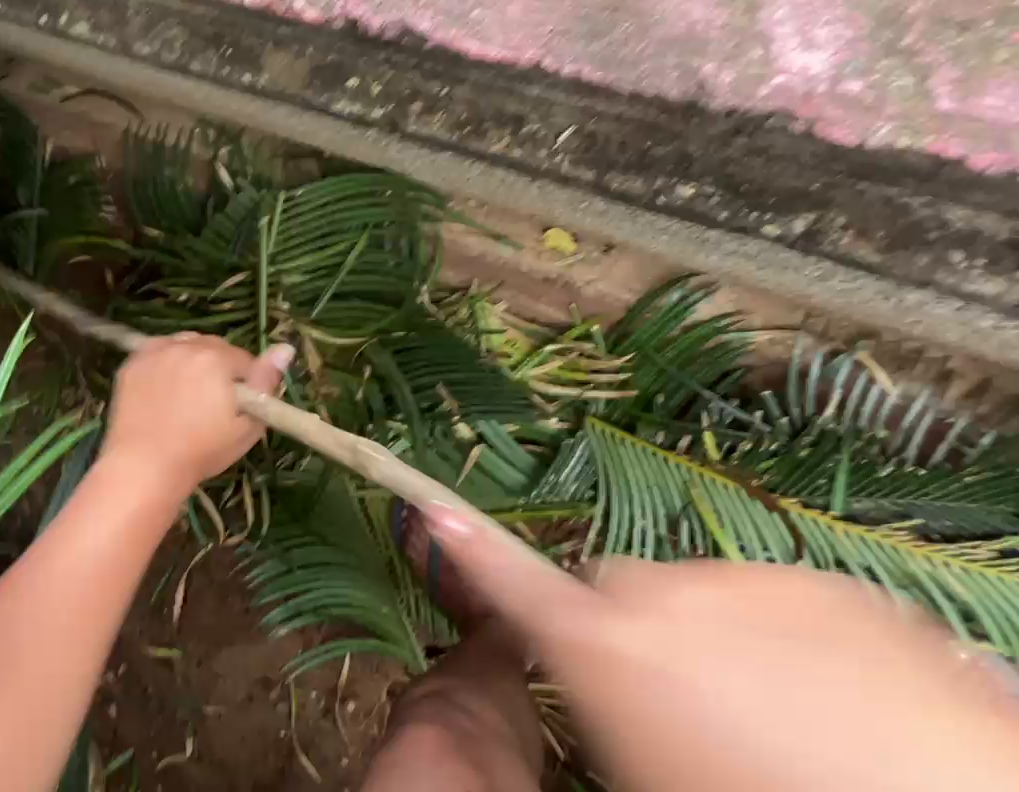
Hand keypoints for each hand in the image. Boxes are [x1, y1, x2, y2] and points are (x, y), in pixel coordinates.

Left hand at [99, 333, 292, 496]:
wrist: (145, 464)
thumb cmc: (202, 450)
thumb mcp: (247, 425)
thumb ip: (266, 384)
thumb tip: (285, 348)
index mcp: (217, 358)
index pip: (244, 360)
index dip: (246, 384)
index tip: (237, 407)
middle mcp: (185, 346)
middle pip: (213, 347)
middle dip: (219, 368)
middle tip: (212, 402)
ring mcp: (155, 352)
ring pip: (184, 345)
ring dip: (192, 361)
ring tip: (188, 394)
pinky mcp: (132, 363)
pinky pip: (158, 352)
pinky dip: (165, 363)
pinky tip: (165, 388)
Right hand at [423, 505, 1018, 791]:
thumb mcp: (643, 774)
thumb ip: (597, 708)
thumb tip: (592, 682)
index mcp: (598, 644)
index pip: (505, 579)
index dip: (462, 543)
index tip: (431, 508)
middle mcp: (655, 591)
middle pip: (614, 592)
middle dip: (630, 633)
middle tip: (677, 708)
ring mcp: (745, 579)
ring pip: (700, 596)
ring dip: (714, 635)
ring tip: (780, 718)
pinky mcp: (831, 583)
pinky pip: (778, 599)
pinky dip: (788, 635)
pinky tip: (840, 701)